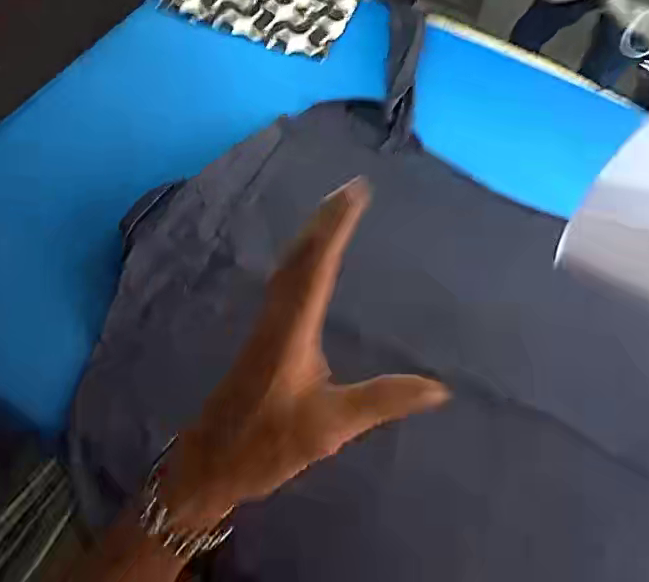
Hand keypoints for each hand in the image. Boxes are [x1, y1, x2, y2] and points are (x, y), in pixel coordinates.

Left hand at [157, 177, 449, 528]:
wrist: (209, 461)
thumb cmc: (268, 443)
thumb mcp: (330, 426)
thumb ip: (382, 401)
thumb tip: (439, 387)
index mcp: (293, 326)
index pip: (319, 264)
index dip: (337, 225)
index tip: (356, 192)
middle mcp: (278, 312)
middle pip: (302, 253)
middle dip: (326, 217)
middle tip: (351, 187)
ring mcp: (267, 319)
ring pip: (291, 261)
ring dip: (313, 230)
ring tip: (334, 208)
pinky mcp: (263, 330)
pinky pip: (286, 275)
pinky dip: (303, 252)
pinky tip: (309, 254)